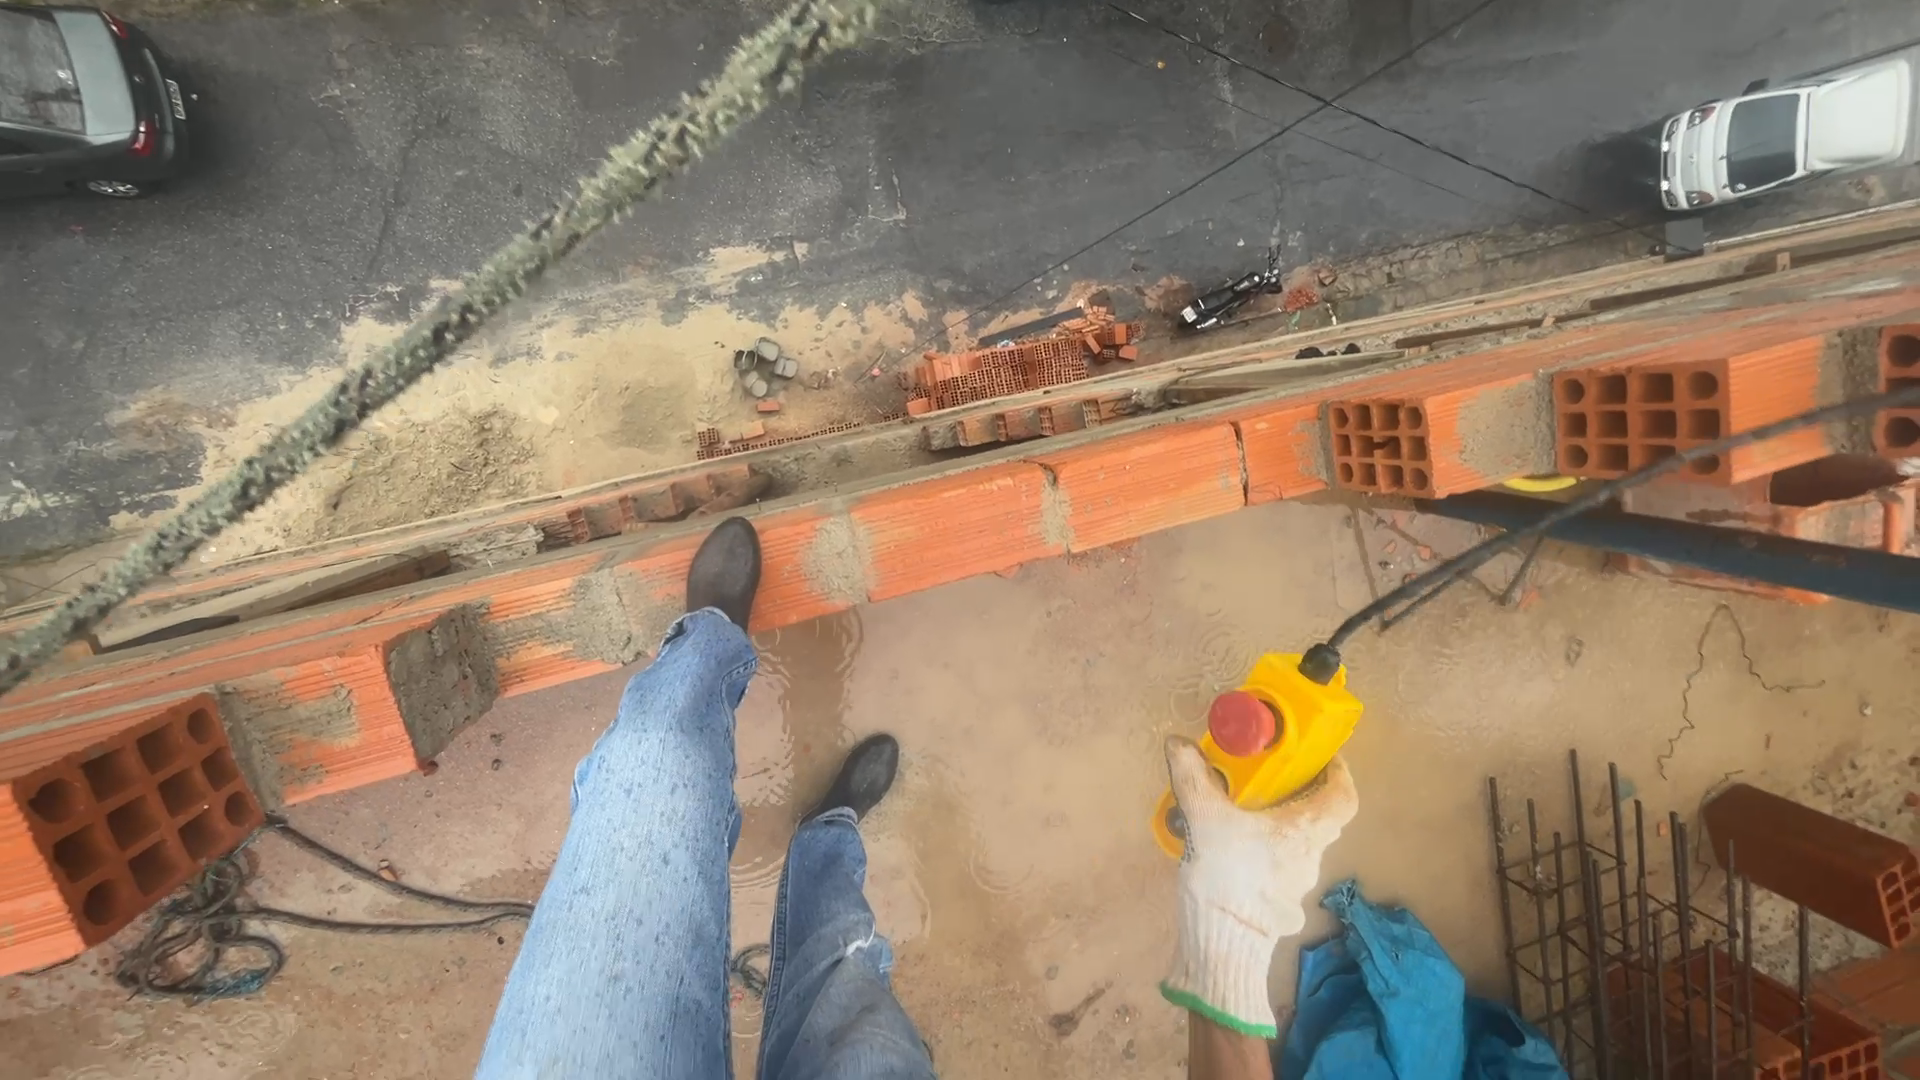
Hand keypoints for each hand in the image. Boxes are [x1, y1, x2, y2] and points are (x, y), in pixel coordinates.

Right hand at [1159, 736, 1358, 1037]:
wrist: (1223, 948)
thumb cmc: (1227, 875)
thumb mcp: (1203, 816)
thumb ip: (1191, 775)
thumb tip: (1177, 741)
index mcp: (1304, 832)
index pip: (1343, 799)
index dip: (1338, 773)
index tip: (1322, 756)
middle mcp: (1310, 858)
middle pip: (1315, 819)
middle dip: (1295, 795)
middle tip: (1264, 776)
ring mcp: (1295, 888)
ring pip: (1293, 845)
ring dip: (1273, 825)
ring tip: (1236, 811)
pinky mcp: (1277, 908)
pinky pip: (1275, 869)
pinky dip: (1259, 853)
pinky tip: (1229, 851)